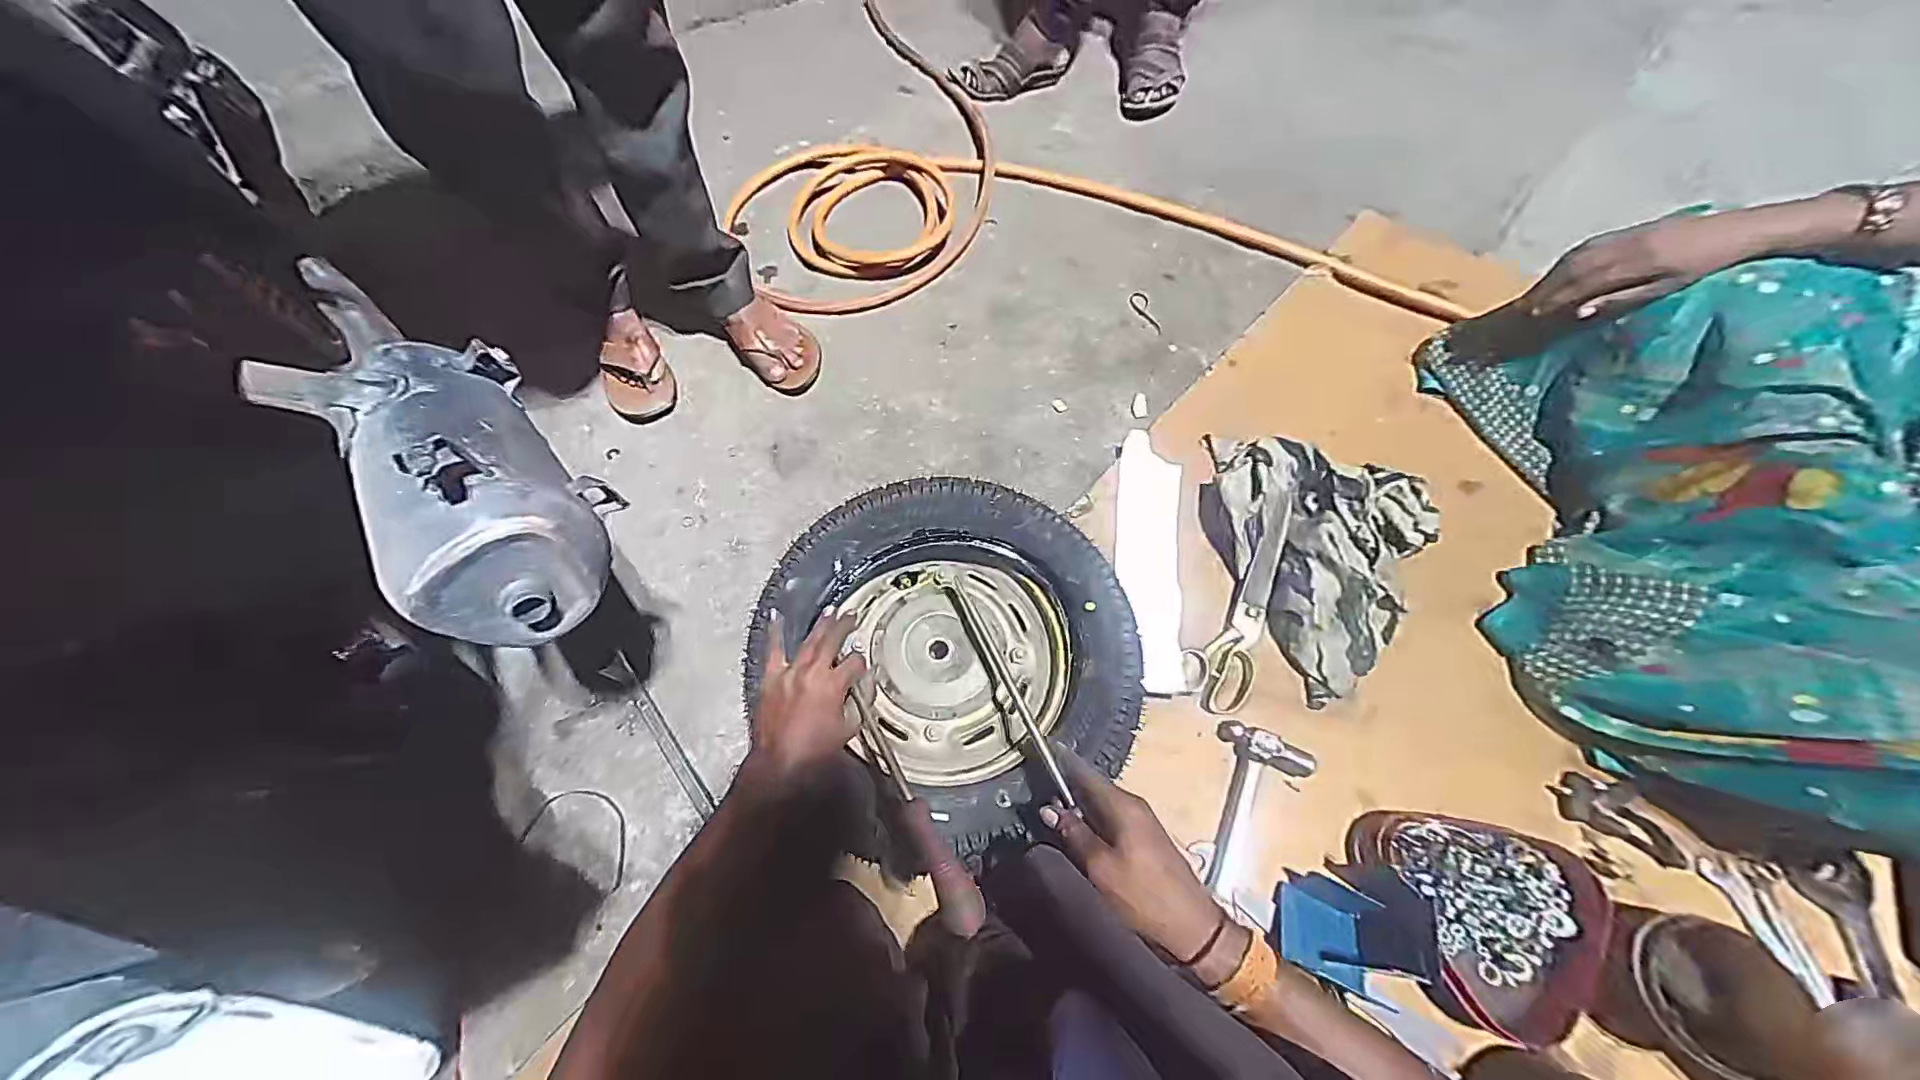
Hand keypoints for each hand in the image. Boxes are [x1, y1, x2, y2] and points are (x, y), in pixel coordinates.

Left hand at [744, 611, 867, 788]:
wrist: (779, 762)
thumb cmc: (812, 751)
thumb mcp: (845, 729)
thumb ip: (853, 707)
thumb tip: (855, 697)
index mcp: (833, 685)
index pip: (854, 663)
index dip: (861, 662)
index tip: (862, 663)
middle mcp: (812, 673)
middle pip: (832, 641)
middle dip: (844, 626)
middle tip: (851, 615)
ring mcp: (790, 673)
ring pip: (809, 641)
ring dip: (821, 625)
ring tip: (830, 612)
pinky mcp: (772, 678)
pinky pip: (774, 650)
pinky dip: (775, 632)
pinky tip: (776, 616)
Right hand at [1038, 748, 1224, 965]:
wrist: (1192, 931)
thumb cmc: (1146, 898)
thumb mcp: (1101, 867)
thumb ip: (1074, 834)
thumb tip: (1051, 810)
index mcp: (1124, 805)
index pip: (1085, 773)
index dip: (1060, 765)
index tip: (1039, 762)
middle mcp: (1135, 807)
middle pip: (1092, 790)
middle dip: (1066, 794)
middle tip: (1039, 804)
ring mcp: (1142, 824)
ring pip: (1100, 808)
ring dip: (1078, 814)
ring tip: (1053, 825)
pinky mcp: (1145, 842)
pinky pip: (1111, 823)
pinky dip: (1092, 828)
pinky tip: (1080, 844)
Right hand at [1448, 208, 1782, 361]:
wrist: (1748, 229)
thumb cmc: (1710, 267)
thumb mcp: (1668, 289)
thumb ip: (1621, 299)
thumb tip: (1578, 312)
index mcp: (1636, 261)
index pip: (1581, 282)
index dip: (1553, 300)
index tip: (1531, 316)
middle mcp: (1626, 244)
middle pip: (1572, 268)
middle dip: (1544, 289)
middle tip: (1521, 308)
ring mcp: (1627, 235)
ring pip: (1577, 256)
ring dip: (1551, 276)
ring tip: (1534, 294)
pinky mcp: (1631, 231)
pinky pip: (1589, 247)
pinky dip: (1567, 262)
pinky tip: (1559, 274)